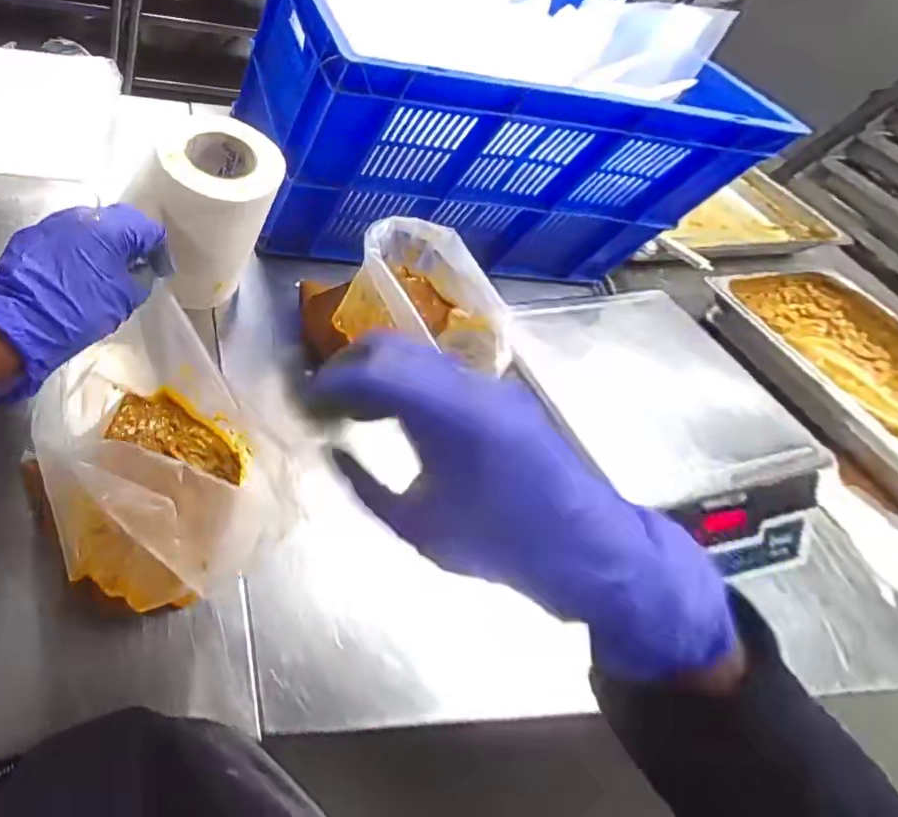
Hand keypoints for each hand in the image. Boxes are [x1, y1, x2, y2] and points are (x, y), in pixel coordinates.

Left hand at [0, 204, 166, 401]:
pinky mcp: (34, 235)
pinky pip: (67, 237)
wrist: (19, 322)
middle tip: (136, 265)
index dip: (160, 251)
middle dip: (132, 242)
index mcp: (112, 228)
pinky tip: (76, 271)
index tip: (161, 271)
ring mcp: (56, 223)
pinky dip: (78, 250)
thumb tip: (142, 270)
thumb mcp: (123, 300)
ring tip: (106, 268)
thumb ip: (140, 279)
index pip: (149, 229)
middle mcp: (84, 217)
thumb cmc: (79, 312)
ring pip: (90, 227)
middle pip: (119, 221)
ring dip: (103, 244)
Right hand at [305, 331, 738, 682]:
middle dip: (344, 367)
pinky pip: (432, 368)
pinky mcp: (494, 393)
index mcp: (450, 416)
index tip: (304, 404)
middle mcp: (467, 384)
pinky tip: (388, 412)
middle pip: (388, 346)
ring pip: (411, 351)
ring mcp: (484, 384)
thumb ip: (366, 487)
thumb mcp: (420, 530)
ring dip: (371, 369)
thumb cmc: (504, 547)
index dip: (329, 383)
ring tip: (348, 407)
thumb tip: (330, 452)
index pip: (373, 371)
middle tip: (320, 401)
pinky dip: (398, 378)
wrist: (593, 551)